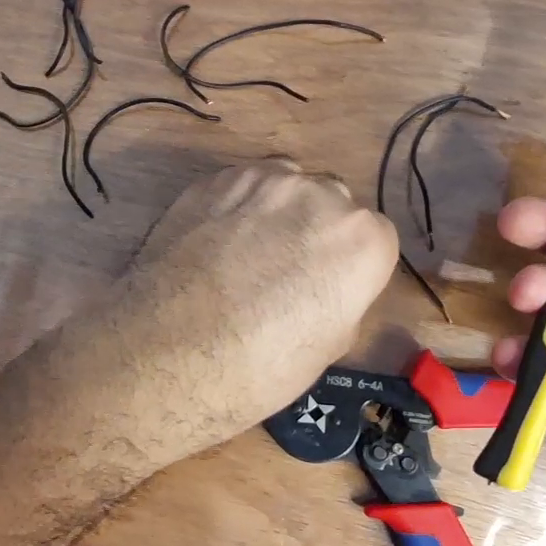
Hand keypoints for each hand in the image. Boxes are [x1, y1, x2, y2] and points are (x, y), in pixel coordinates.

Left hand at [75, 160, 397, 461]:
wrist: (169, 353)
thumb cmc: (262, 366)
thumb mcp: (330, 345)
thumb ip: (343, 295)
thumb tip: (327, 284)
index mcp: (363, 240)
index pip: (375, 237)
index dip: (350, 264)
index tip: (326, 286)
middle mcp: (321, 195)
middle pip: (332, 202)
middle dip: (316, 229)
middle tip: (284, 270)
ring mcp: (264, 181)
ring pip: (287, 184)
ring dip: (278, 210)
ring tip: (246, 252)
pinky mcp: (214, 178)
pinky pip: (241, 185)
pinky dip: (236, 206)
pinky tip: (215, 242)